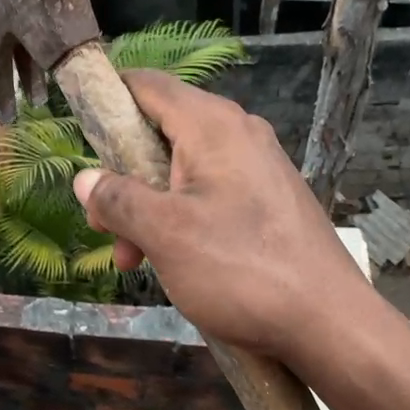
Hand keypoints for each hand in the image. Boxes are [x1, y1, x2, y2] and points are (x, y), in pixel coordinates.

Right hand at [71, 69, 377, 360]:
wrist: (330, 324)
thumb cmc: (241, 269)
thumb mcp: (164, 234)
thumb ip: (118, 199)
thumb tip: (85, 179)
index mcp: (212, 125)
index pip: (148, 85)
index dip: (109, 99)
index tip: (80, 135)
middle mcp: (238, 134)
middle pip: (161, 133)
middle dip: (123, 175)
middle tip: (103, 225)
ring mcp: (258, 168)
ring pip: (183, 171)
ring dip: (148, 208)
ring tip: (132, 260)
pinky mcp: (269, 202)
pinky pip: (210, 195)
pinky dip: (181, 220)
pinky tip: (172, 264)